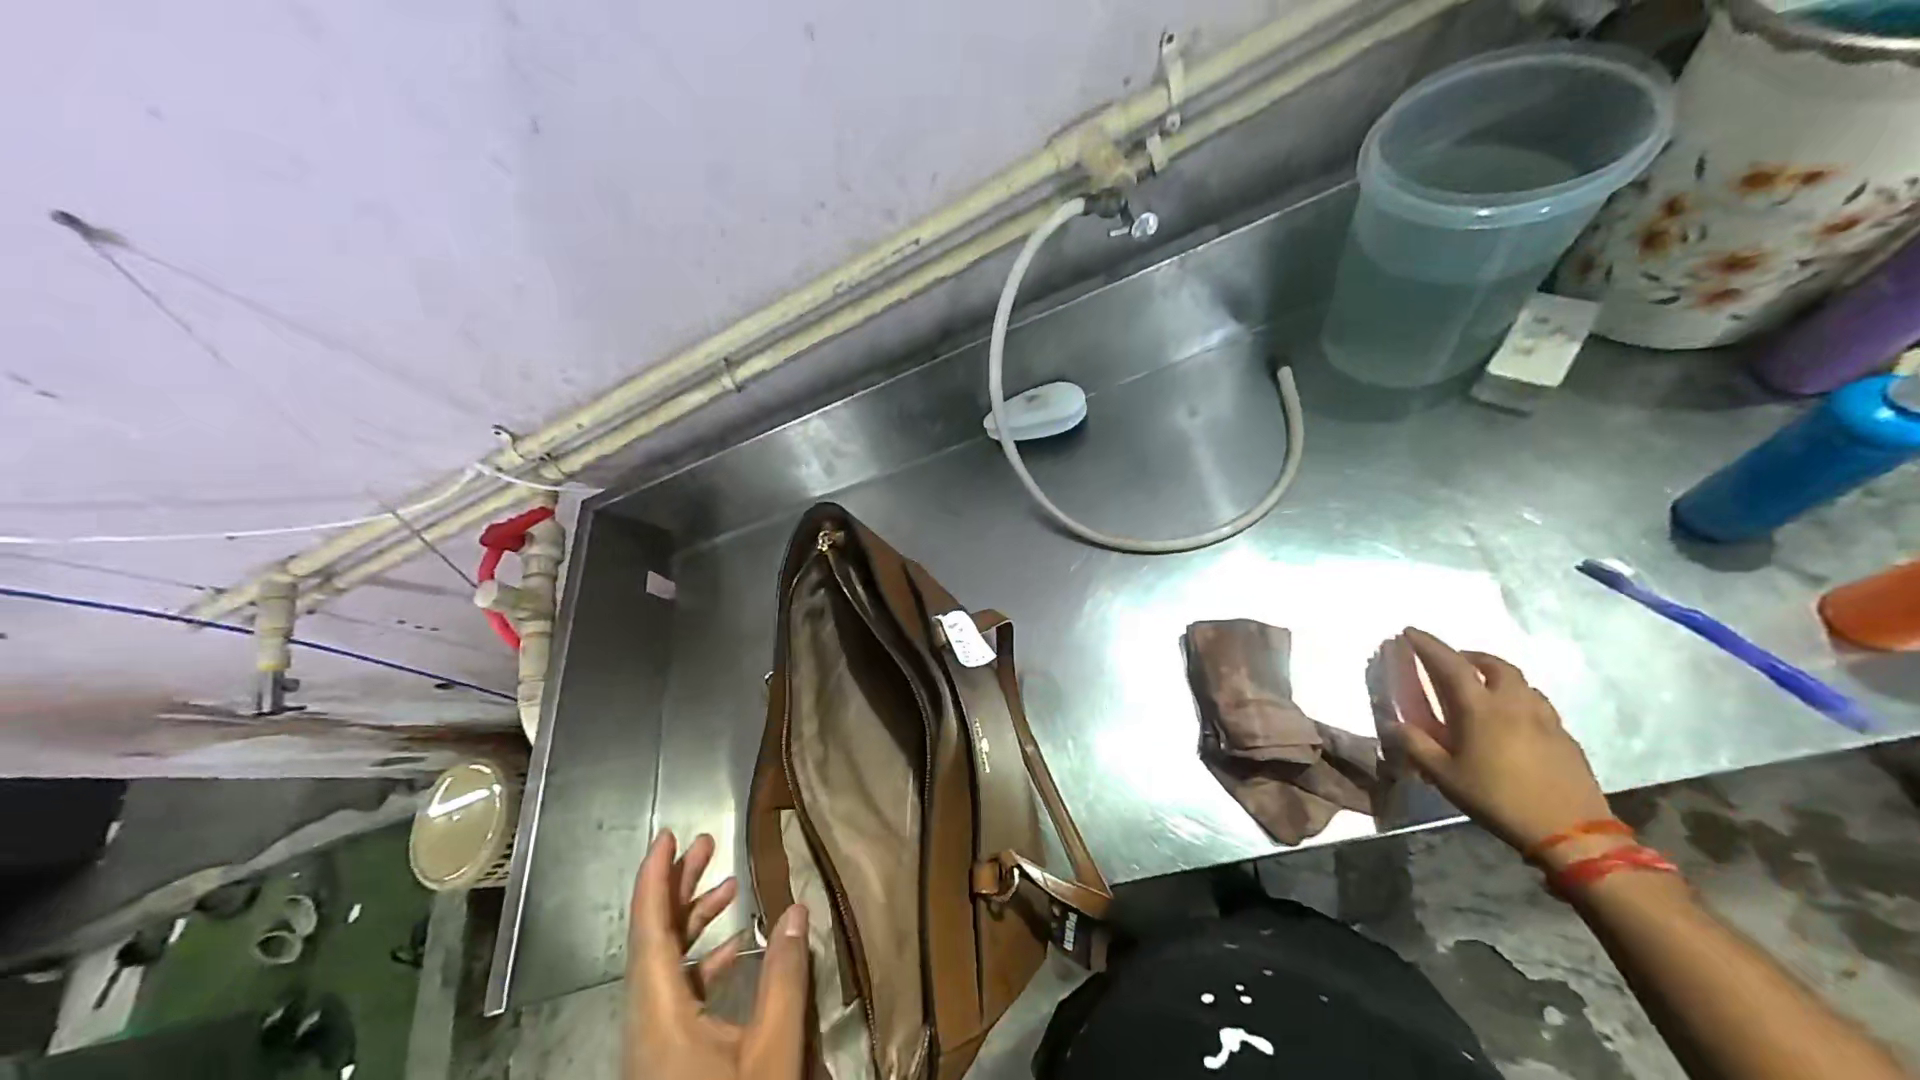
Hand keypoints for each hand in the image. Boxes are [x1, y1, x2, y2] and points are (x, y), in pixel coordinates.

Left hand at [625, 830, 810, 1079]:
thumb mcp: (773, 1050)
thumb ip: (785, 977)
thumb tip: (799, 909)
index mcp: (660, 1014)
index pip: (650, 931)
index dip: (655, 880)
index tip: (666, 837)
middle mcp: (647, 1021)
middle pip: (653, 940)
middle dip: (678, 888)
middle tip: (705, 844)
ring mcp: (654, 1041)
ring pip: (664, 964)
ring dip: (693, 922)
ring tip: (729, 885)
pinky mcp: (666, 1055)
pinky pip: (676, 990)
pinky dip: (702, 959)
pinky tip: (736, 948)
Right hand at [1379, 628, 1616, 859]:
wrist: (1570, 832)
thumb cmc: (1497, 799)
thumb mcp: (1444, 776)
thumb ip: (1417, 746)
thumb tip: (1395, 724)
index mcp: (1480, 709)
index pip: (1450, 664)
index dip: (1428, 645)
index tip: (1411, 632)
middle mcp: (1514, 704)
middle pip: (1494, 664)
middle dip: (1470, 656)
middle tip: (1452, 662)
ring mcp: (1545, 718)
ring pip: (1520, 682)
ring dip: (1497, 675)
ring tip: (1483, 688)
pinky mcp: (1564, 736)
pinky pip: (1537, 704)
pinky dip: (1518, 698)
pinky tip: (1512, 719)